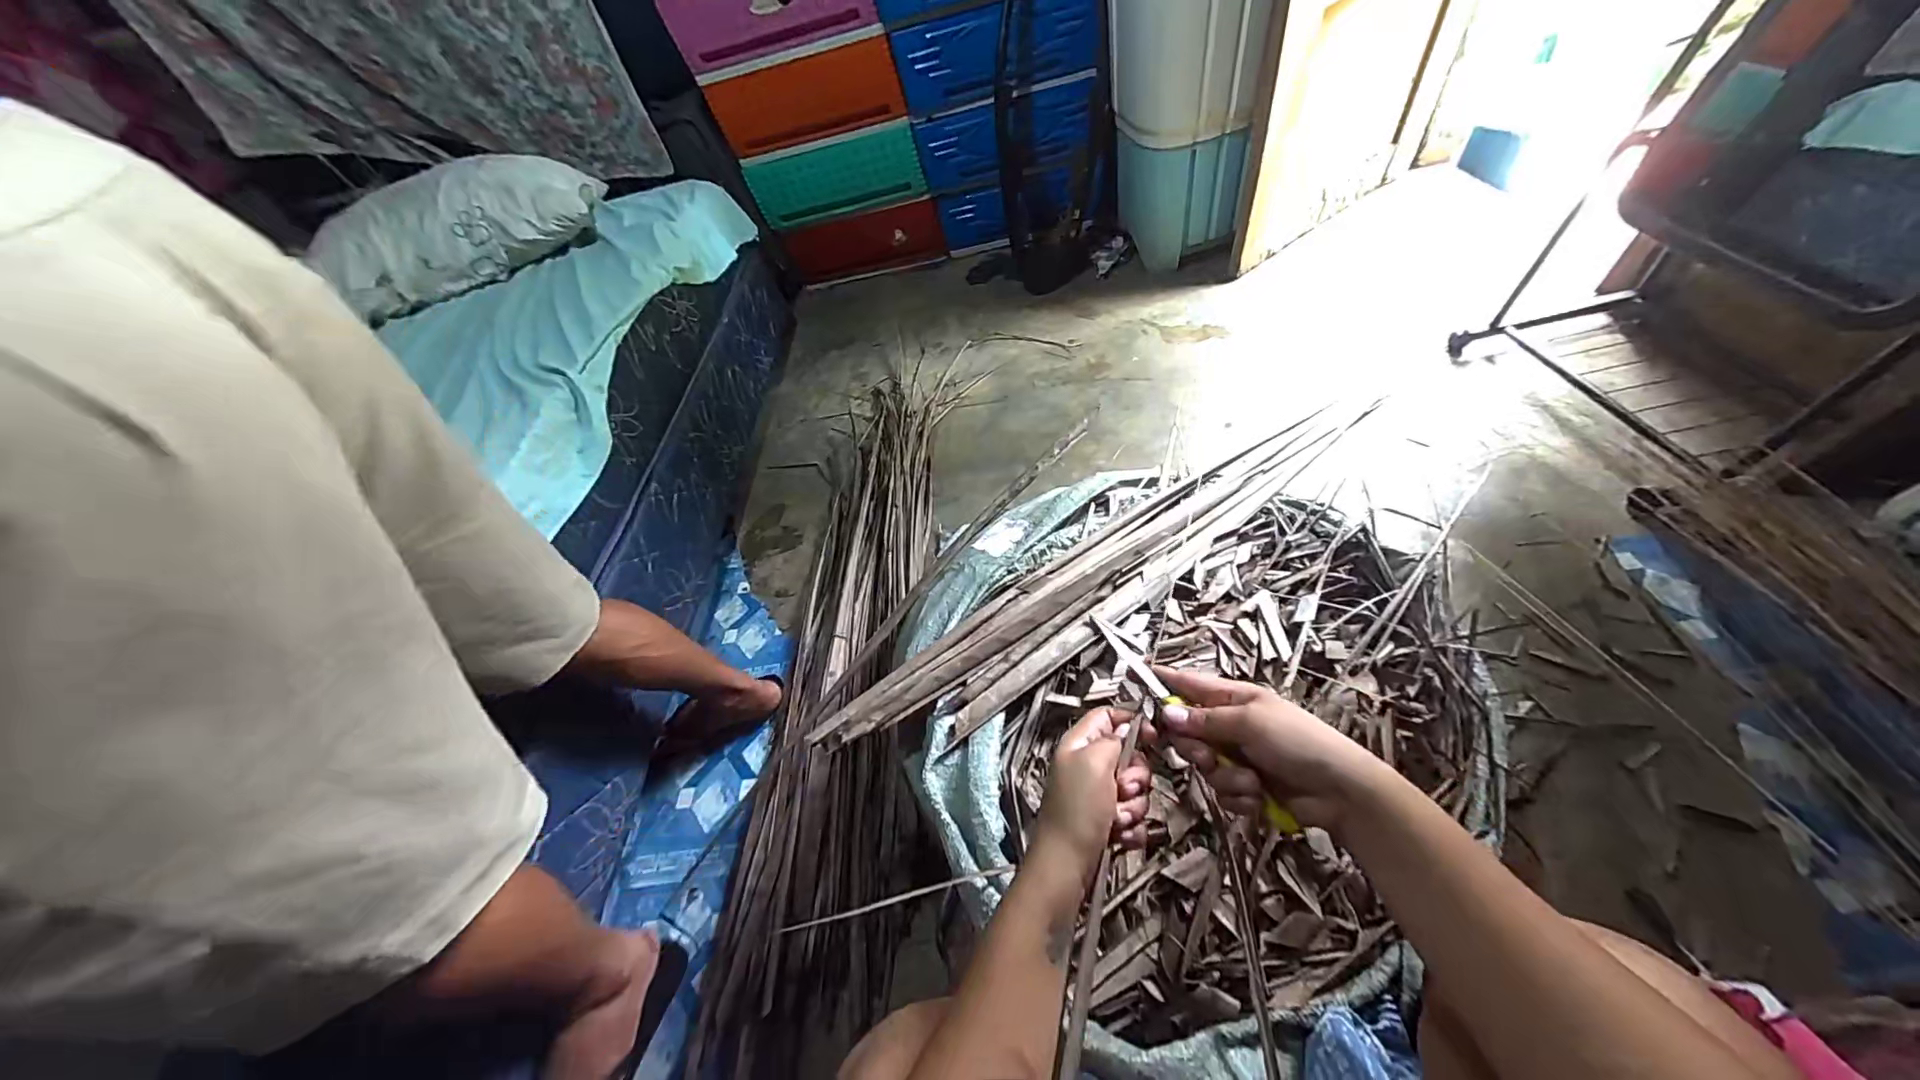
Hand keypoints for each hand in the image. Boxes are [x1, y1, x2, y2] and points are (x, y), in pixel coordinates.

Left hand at [1034, 707, 1152, 876]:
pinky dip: (1131, 827)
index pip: (1108, 716)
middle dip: (1135, 776)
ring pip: (1136, 789)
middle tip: (1123, 789)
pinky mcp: (1108, 821)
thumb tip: (1127, 726)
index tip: (1153, 737)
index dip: (1132, 722)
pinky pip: (1134, 816)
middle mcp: (1088, 766)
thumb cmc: (1078, 810)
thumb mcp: (1094, 762)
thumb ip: (1113, 739)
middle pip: (1129, 756)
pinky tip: (1119, 835)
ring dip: (1133, 806)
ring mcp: (1098, 795)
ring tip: (1116, 818)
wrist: (1068, 865)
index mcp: (1079, 745)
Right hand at [1152, 667, 1391, 828]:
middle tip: (1209, 756)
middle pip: (1188, 732)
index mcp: (1233, 697)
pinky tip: (1259, 796)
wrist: (1342, 792)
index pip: (1187, 685)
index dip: (1161, 683)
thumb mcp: (1250, 722)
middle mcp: (1230, 724)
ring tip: (1251, 781)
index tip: (1133, 679)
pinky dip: (1238, 796)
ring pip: (1203, 766)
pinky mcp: (1246, 785)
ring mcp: (1238, 756)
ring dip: (1224, 778)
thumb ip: (1205, 720)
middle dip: (1197, 749)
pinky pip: (1221, 790)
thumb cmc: (1299, 742)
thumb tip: (1166, 714)